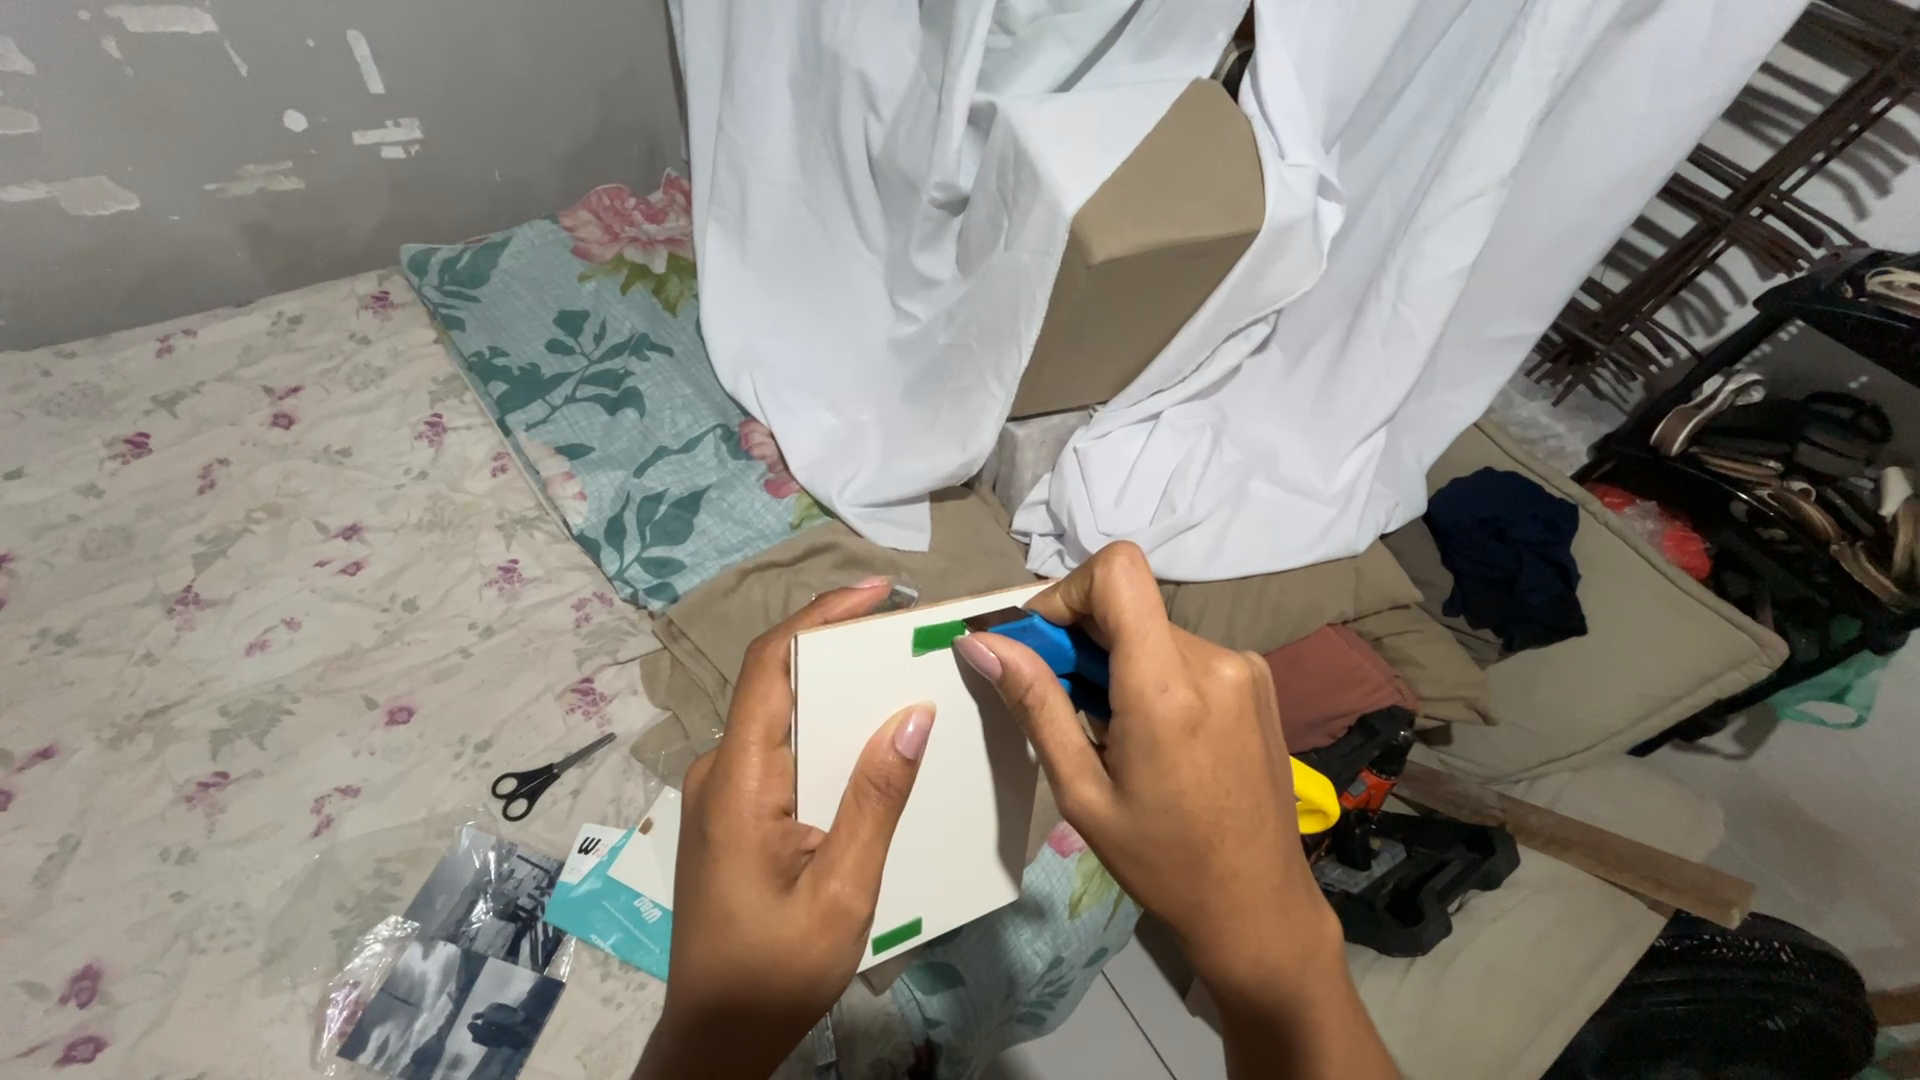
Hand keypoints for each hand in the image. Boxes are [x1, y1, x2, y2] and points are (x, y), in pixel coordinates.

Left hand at [634, 579, 935, 1079]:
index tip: (874, 592)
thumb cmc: (776, 969)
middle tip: (902, 634)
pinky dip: (824, 729)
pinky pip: (780, 748)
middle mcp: (720, 770)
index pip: (770, 666)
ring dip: (834, 690)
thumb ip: (876, 799)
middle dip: (837, 646)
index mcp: (738, 780)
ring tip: (897, 679)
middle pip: (777, 682)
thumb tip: (912, 715)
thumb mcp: (843, 889)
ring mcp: (722, 790)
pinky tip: (868, 741)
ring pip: (780, 715)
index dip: (819, 616)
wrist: (716, 1037)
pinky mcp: (733, 810)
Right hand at [951, 543, 1324, 984]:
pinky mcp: (1257, 678)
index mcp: (1168, 685)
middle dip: (1081, 639)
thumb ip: (1035, 702)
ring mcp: (1243, 666)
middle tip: (1066, 703)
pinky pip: (1182, 649)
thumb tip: (981, 642)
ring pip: (1151, 627)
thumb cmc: (1161, 860)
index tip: (1044, 645)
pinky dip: (1151, 671)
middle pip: (1127, 603)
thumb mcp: (1080, 789)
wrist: (1258, 905)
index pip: (1118, 571)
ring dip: (1117, 660)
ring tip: (1113, 729)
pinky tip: (1153, 731)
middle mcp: (1214, 659)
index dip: (1068, 592)